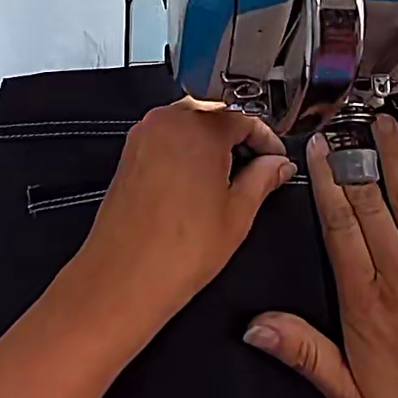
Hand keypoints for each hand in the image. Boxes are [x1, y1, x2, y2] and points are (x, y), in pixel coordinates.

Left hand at [71, 97, 295, 321]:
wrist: (120, 283)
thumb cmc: (173, 254)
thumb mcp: (238, 214)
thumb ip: (264, 178)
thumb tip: (277, 165)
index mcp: (199, 126)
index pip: (246, 117)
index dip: (268, 140)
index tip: (276, 158)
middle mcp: (169, 120)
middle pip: (218, 114)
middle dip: (241, 139)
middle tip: (260, 168)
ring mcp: (146, 134)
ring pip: (194, 123)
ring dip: (215, 143)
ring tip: (231, 179)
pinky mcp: (131, 152)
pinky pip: (171, 137)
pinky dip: (190, 150)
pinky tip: (200, 183)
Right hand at [244, 116, 397, 397]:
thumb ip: (306, 353)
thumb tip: (259, 327)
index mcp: (369, 306)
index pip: (339, 227)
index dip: (325, 182)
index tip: (317, 152)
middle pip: (371, 206)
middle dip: (354, 161)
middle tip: (345, 127)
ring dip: (396, 160)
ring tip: (385, 126)